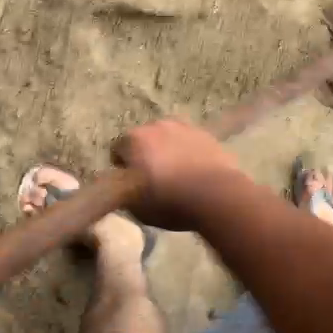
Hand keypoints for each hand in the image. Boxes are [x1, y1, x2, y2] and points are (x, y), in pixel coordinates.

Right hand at [112, 118, 245, 230]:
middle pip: (144, 139)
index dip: (122, 167)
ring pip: (168, 137)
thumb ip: (123, 191)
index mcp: (133, 140)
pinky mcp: (206, 134)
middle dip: (146, 155)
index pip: (117, 150)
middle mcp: (155, 126)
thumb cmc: (168, 201)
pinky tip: (195, 171)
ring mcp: (183, 127)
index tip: (130, 184)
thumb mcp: (135, 207)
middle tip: (154, 178)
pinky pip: (190, 142)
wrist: (215, 195)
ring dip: (168, 150)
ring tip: (177, 173)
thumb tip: (122, 187)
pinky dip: (189, 152)